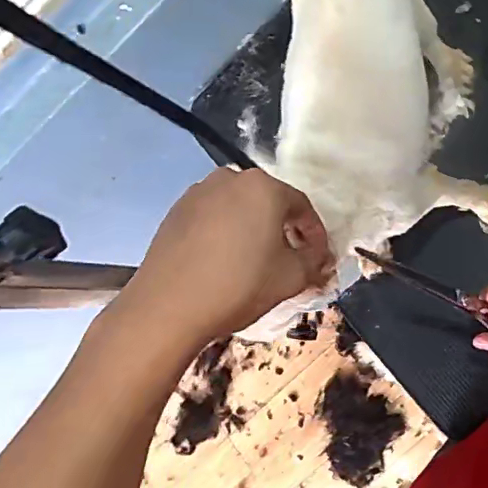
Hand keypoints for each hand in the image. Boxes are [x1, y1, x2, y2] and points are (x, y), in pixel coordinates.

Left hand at [118, 167, 333, 337]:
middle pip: (270, 203)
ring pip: (240, 209)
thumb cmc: (239, 286)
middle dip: (285, 230)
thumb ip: (315, 260)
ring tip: (258, 262)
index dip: (316, 234)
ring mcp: (198, 193)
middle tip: (292, 259)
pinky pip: (214, 218)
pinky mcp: (175, 212)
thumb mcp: (293, 277)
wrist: (167, 308)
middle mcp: (230, 179)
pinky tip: (227, 262)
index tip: (320, 258)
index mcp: (264, 187)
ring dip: (255, 230)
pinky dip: (227, 234)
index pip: (302, 207)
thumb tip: (320, 256)